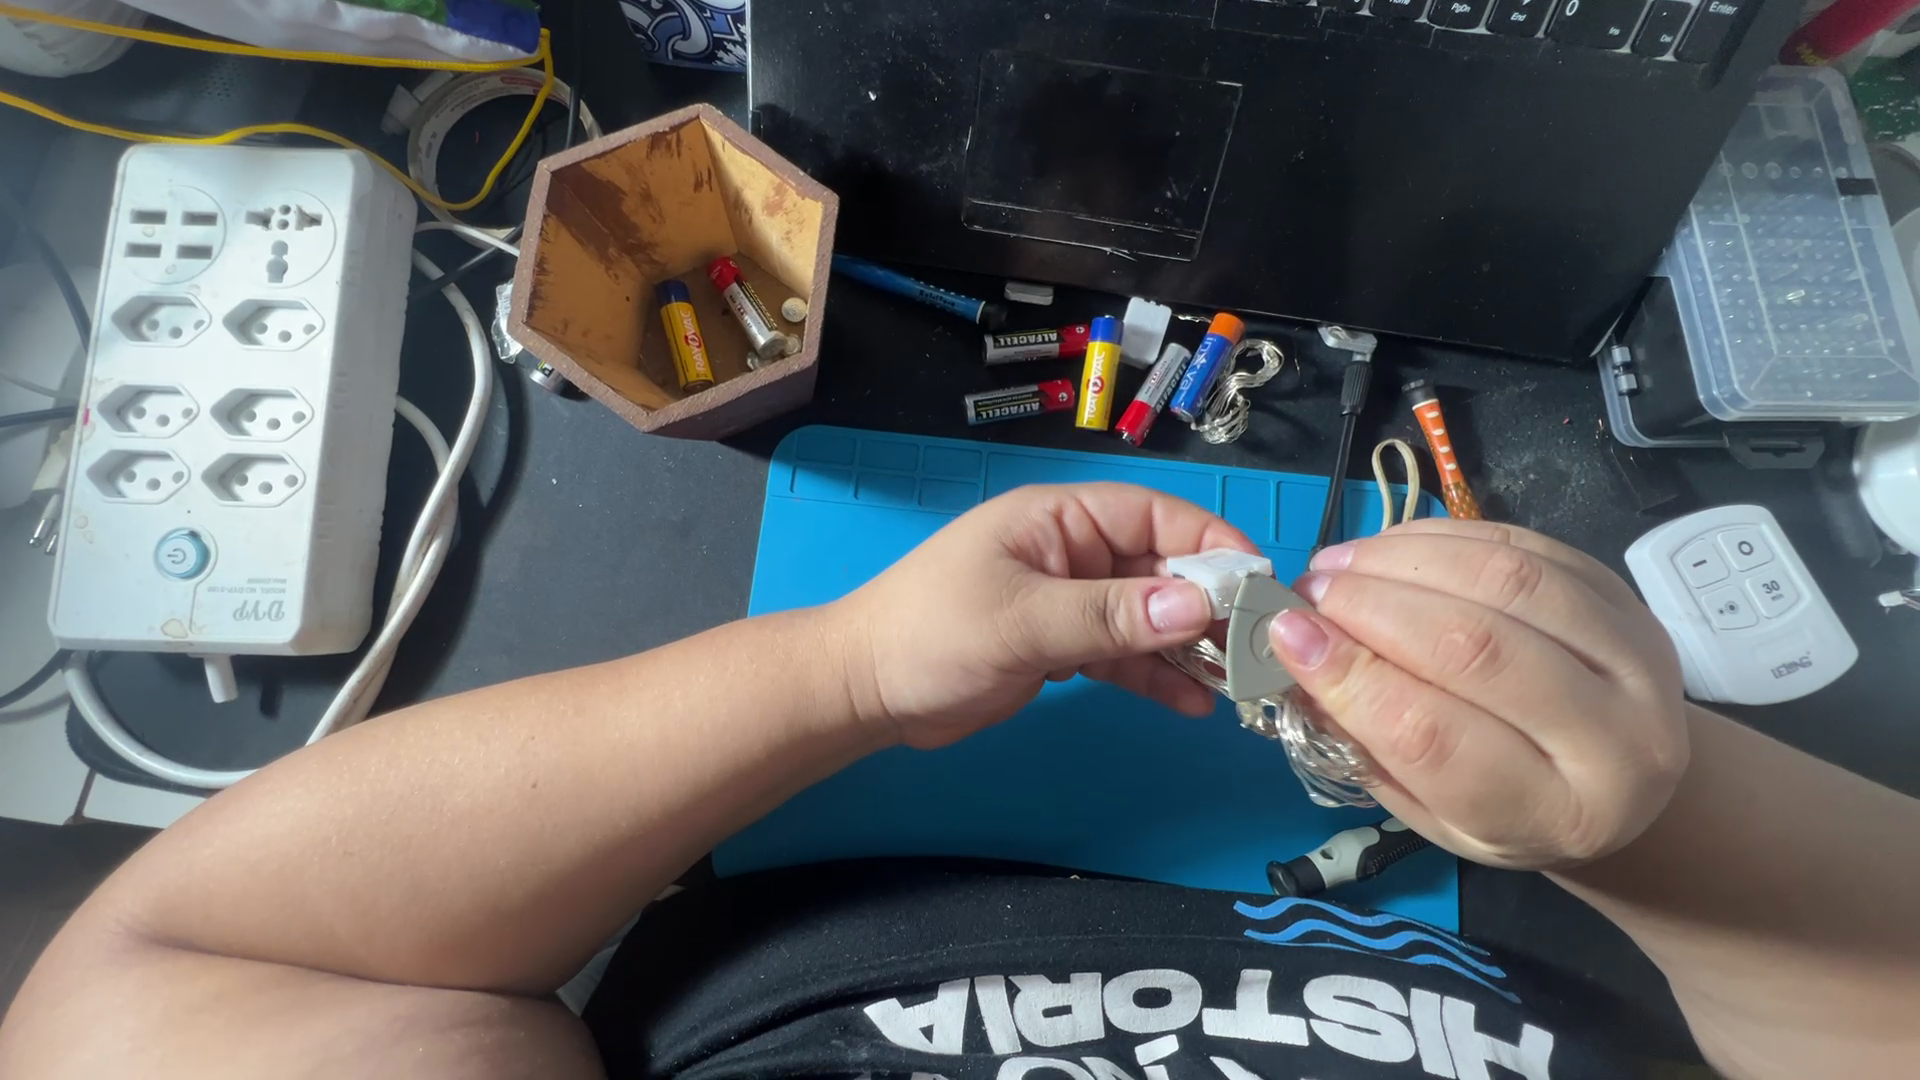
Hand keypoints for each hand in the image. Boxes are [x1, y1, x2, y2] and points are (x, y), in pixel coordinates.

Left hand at [833, 483, 1256, 748]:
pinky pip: (1120, 654)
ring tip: (1237, 685)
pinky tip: (1191, 704)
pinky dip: (1152, 675)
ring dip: (1187, 646)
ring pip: (1145, 615)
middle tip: (1260, 649)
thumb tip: (1199, 606)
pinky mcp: (1061, 646)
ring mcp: (1068, 601)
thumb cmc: (933, 633)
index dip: (1209, 540)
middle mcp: (1071, 554)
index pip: (1150, 514)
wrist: (870, 690)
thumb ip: (1109, 614)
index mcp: (1057, 520)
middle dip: (1206, 604)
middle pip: (1157, 567)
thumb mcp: (1022, 619)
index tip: (1259, 582)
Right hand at [1267, 519, 1689, 869]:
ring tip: (1336, 564)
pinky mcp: (1623, 597)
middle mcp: (1615, 739)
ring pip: (1504, 581)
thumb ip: (1359, 736)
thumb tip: (1294, 648)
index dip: (1349, 677)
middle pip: (1473, 648)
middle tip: (1308, 592)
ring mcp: (1634, 657)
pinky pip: (1520, 545)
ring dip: (1399, 561)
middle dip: (1368, 607)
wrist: (1619, 781)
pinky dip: (1436, 538)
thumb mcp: (1421, 804)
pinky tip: (1383, 550)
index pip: (1431, 736)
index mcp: (1549, 812)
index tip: (1287, 634)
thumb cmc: (1497, 805)